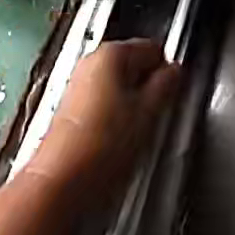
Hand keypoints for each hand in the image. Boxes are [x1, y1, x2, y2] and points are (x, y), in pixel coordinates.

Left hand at [27, 39, 180, 202]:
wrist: (59, 186)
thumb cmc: (104, 145)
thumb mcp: (148, 112)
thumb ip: (167, 84)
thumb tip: (175, 71)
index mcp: (110, 54)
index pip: (152, 48)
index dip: (167, 69)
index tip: (175, 91)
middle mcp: (90, 63)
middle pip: (133, 66)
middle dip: (148, 88)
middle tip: (158, 115)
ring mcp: (77, 87)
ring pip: (118, 88)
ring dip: (132, 106)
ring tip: (138, 134)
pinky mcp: (70, 114)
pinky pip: (103, 106)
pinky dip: (114, 119)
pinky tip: (118, 143)